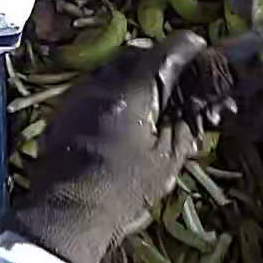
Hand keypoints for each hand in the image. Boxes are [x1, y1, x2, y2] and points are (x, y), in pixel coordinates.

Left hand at [11, 32, 210, 262]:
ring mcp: (77, 95)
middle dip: (158, 57)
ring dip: (133, 71)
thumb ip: (184, 128)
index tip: (200, 46)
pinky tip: (121, 110)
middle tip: (176, 72)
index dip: (187, 47)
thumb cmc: (122, 190)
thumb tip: (198, 109)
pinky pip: (93, 86)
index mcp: (133, 91)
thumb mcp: (166, 162)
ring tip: (150, 90)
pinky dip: (112, 89)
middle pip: (135, 53)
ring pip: (110, 67)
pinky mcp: (62, 111)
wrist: (65, 216)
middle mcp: (102, 83)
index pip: (165, 53)